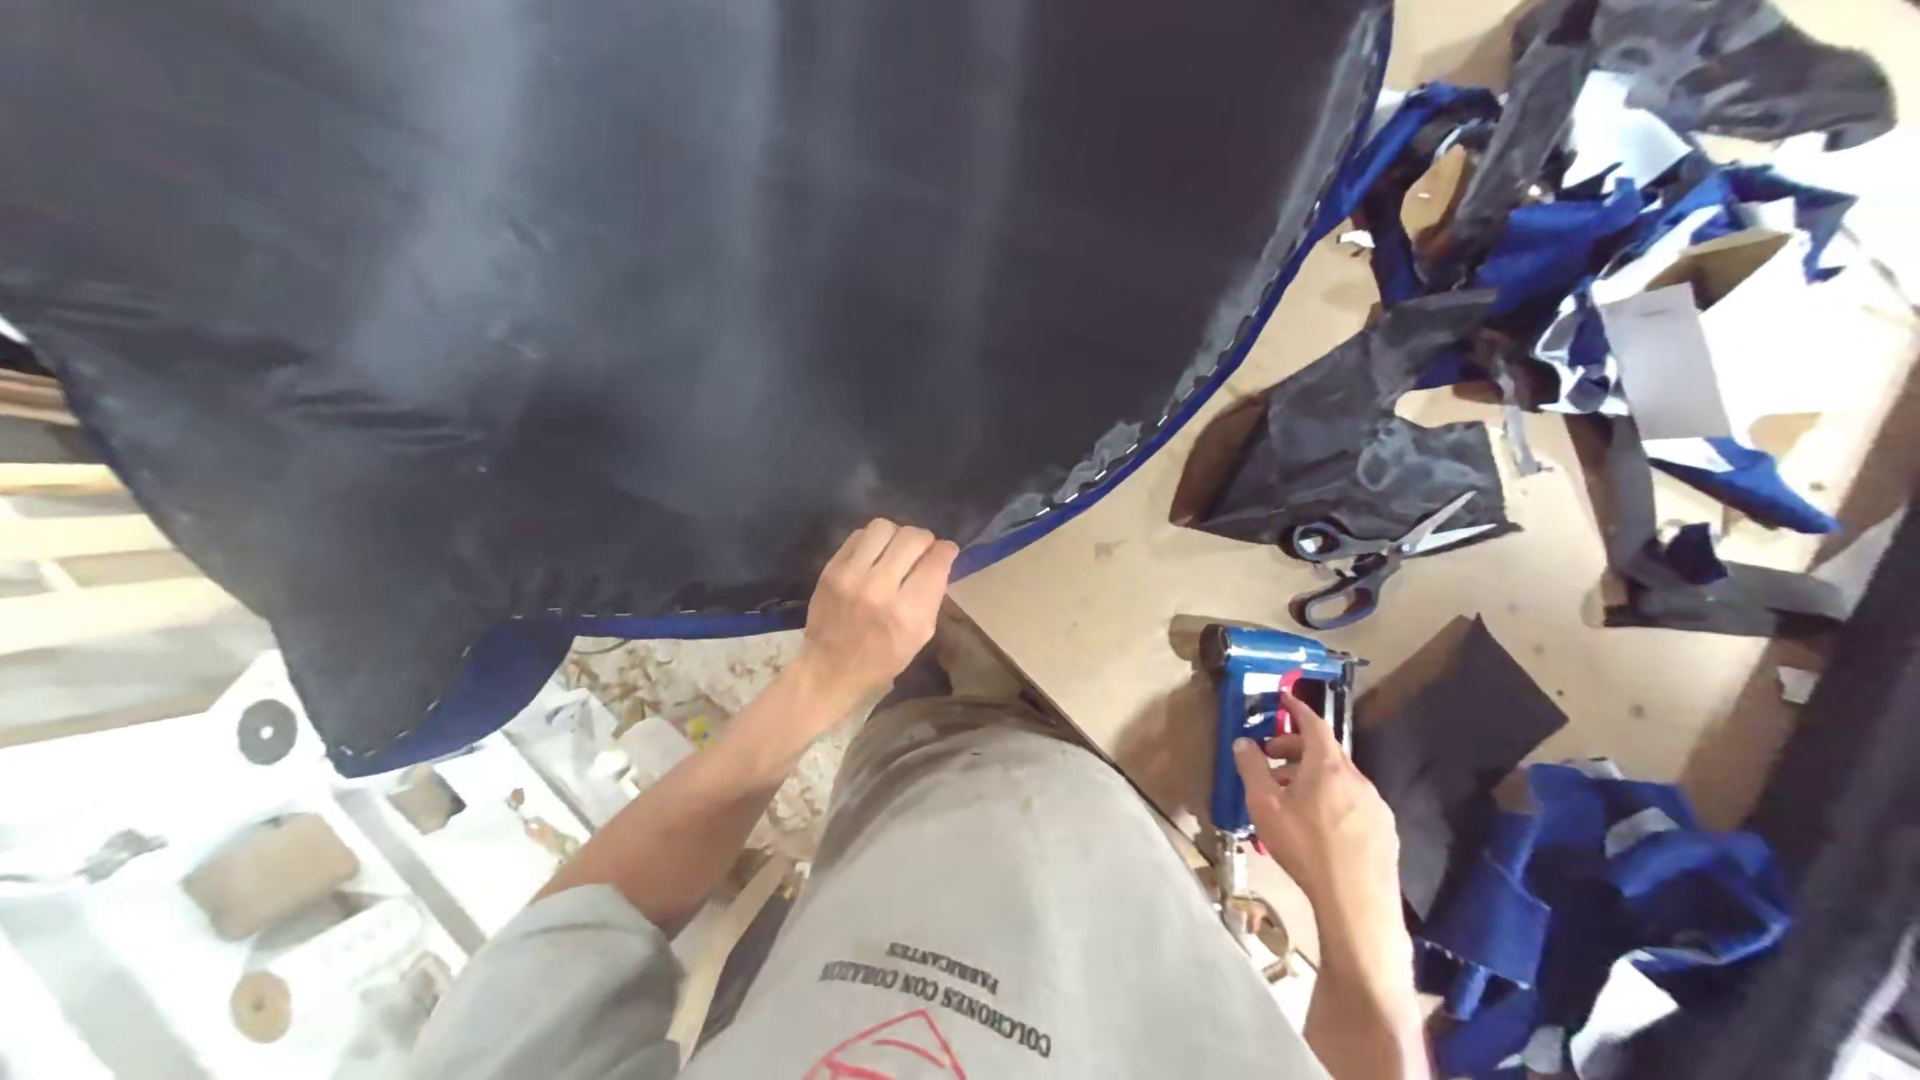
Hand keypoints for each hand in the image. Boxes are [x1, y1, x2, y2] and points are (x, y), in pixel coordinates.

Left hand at [799, 519, 957, 709]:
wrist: (830, 668)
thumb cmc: (883, 658)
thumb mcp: (921, 635)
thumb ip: (933, 595)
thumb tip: (940, 558)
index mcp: (907, 612)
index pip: (935, 561)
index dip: (946, 550)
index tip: (946, 551)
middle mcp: (879, 588)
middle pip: (912, 537)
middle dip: (925, 539)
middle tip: (923, 551)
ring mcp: (850, 575)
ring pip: (883, 527)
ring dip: (897, 535)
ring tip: (897, 549)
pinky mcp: (831, 569)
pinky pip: (858, 535)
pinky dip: (873, 541)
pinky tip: (876, 555)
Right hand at [1233, 692, 1412, 994]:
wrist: (1357, 904)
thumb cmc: (1305, 847)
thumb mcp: (1264, 805)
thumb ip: (1251, 768)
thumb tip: (1243, 742)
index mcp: (1329, 767)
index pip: (1314, 725)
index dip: (1297, 709)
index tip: (1284, 699)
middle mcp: (1358, 779)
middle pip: (1325, 752)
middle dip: (1294, 750)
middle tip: (1270, 760)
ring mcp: (1375, 806)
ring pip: (1338, 779)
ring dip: (1311, 778)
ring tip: (1288, 799)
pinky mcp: (1384, 831)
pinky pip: (1352, 802)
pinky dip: (1330, 799)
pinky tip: (1316, 826)